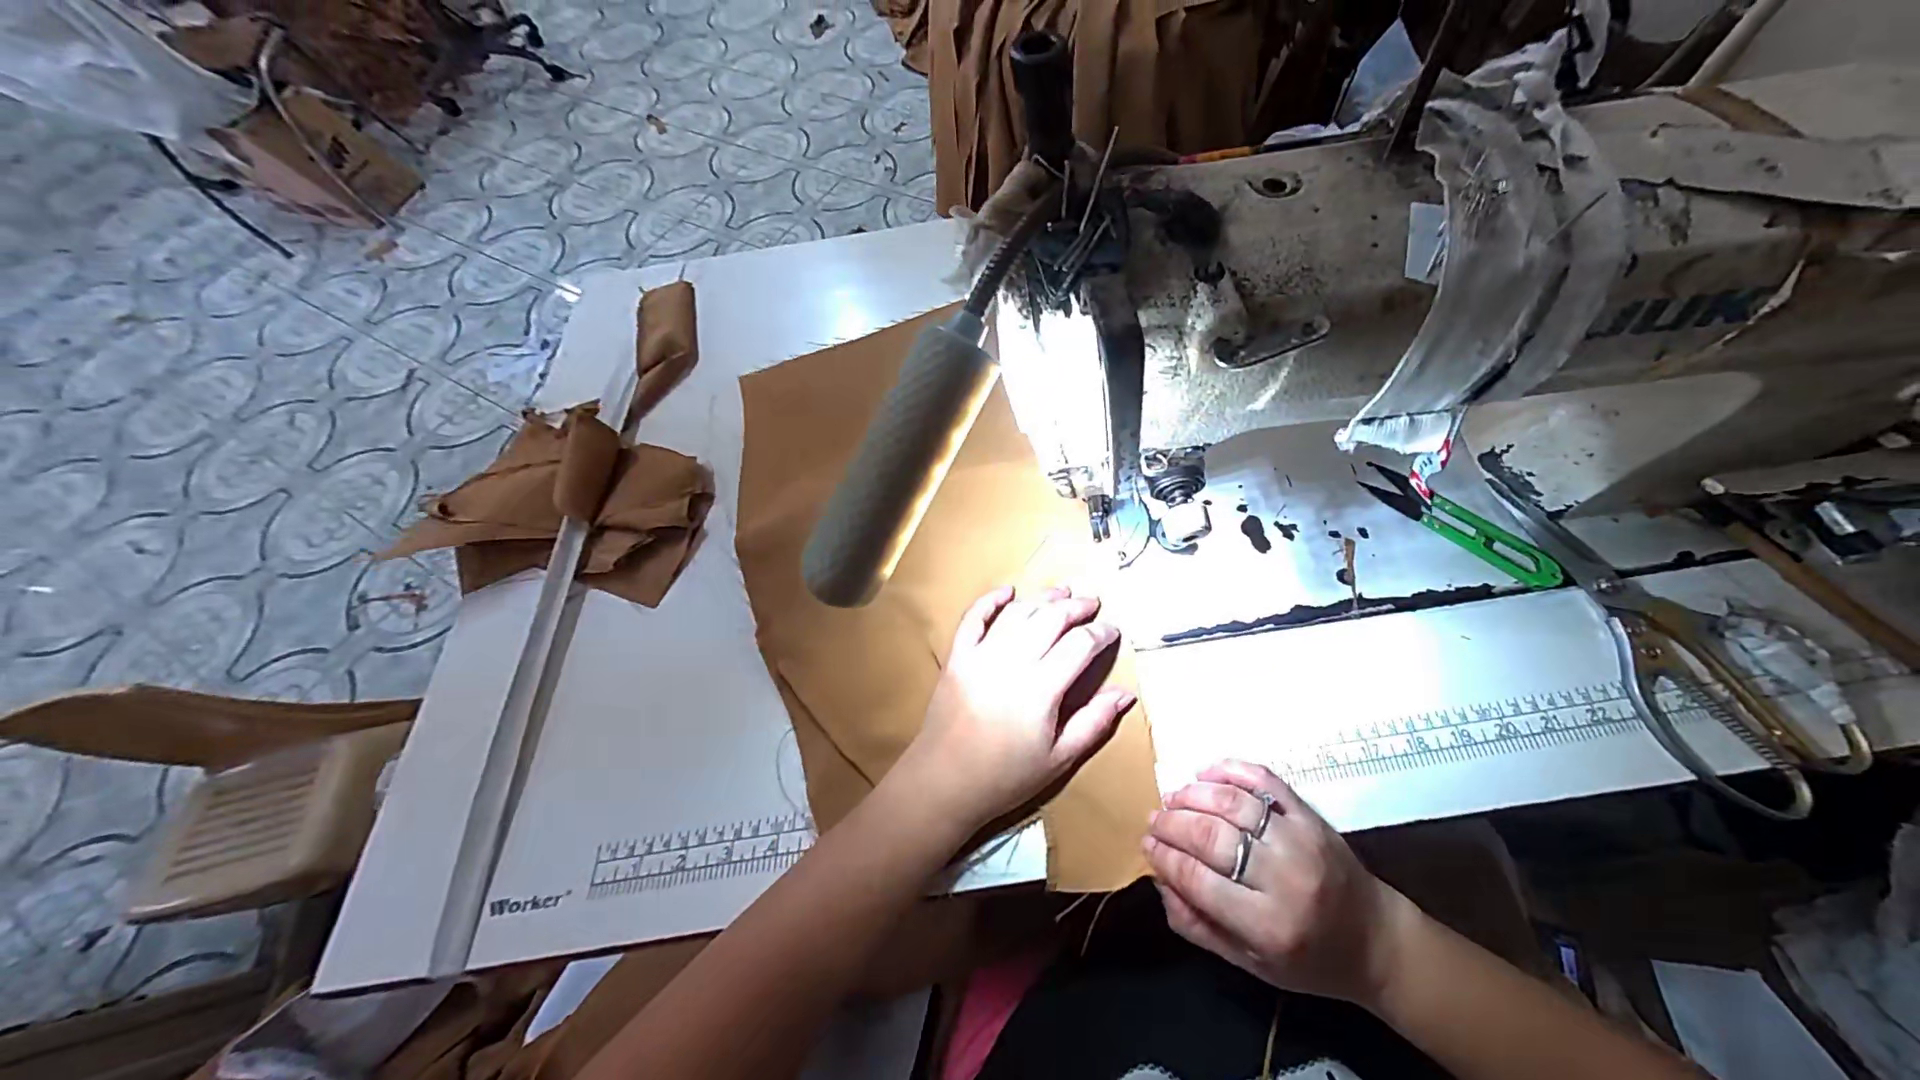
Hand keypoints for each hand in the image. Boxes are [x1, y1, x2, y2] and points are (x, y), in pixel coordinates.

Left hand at [891, 585, 1134, 830]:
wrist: (943, 782)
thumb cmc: (1006, 777)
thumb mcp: (1059, 759)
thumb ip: (1094, 722)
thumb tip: (1125, 693)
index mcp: (1041, 689)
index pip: (1079, 645)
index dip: (1100, 633)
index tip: (1112, 630)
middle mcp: (1011, 663)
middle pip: (1050, 619)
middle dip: (1075, 607)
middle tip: (1092, 603)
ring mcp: (980, 656)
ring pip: (1017, 614)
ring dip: (1042, 599)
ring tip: (1062, 593)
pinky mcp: (957, 657)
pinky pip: (974, 619)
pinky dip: (990, 601)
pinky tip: (1007, 591)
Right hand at [1144, 760, 1414, 1006]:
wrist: (1378, 942)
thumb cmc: (1309, 960)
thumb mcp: (1251, 964)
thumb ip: (1198, 925)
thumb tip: (1159, 880)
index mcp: (1268, 926)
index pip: (1198, 879)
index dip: (1165, 857)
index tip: (1146, 845)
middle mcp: (1285, 879)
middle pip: (1211, 836)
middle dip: (1172, 824)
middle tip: (1153, 819)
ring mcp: (1302, 841)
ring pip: (1233, 804)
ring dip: (1193, 795)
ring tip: (1173, 798)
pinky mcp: (1312, 816)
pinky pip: (1265, 781)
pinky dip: (1230, 770)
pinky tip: (1205, 774)